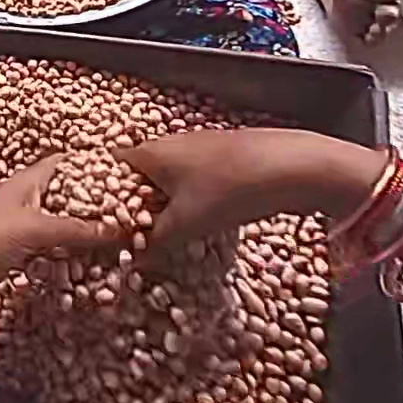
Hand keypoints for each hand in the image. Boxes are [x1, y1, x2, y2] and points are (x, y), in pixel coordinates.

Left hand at [0, 156, 120, 281]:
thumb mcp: (32, 227)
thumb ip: (74, 227)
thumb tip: (120, 228)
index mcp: (26, 183)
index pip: (63, 164)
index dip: (90, 165)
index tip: (125, 173)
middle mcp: (26, 201)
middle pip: (67, 196)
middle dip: (96, 203)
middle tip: (133, 212)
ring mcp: (22, 228)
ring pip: (62, 225)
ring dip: (86, 232)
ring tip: (123, 239)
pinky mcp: (18, 254)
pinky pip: (52, 250)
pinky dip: (71, 255)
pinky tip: (93, 264)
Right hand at [119, 128, 381, 244]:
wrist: (296, 165)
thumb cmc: (228, 189)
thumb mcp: (185, 224)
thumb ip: (154, 242)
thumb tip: (133, 260)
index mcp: (149, 153)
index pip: (112, 167)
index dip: (105, 192)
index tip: (107, 218)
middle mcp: (168, 143)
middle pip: (140, 172)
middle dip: (137, 200)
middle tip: (138, 229)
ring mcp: (198, 144)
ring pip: (170, 174)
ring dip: (167, 199)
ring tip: (172, 227)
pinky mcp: (224, 152)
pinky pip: (195, 174)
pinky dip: (192, 194)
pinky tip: (207, 214)